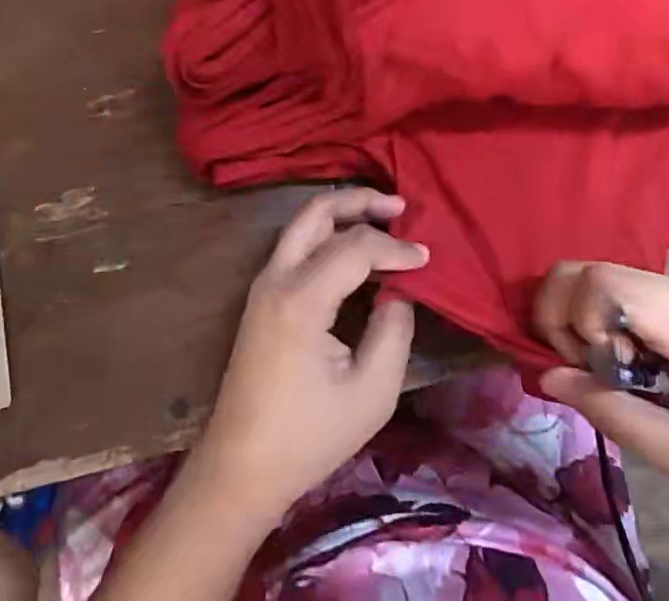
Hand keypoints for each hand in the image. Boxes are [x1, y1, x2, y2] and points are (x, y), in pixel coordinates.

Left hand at [184, 189, 426, 523]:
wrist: (242, 466)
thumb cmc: (309, 435)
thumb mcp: (372, 391)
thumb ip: (393, 329)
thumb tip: (398, 289)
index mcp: (300, 300)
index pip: (355, 246)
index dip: (395, 248)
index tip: (427, 260)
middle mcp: (275, 279)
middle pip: (316, 212)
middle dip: (360, 201)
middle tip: (401, 207)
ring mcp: (263, 285)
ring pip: (302, 224)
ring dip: (342, 213)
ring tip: (383, 218)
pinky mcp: (261, 298)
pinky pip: (296, 245)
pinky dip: (327, 233)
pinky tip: (354, 246)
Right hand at [534, 262, 668, 514]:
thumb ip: (614, 415)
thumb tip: (546, 374)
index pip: (601, 284)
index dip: (581, 327)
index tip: (607, 376)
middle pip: (582, 271)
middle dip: (563, 321)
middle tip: (592, 371)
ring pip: (584, 274)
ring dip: (571, 320)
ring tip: (603, 368)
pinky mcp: (662, 299)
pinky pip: (601, 289)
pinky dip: (586, 320)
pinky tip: (617, 360)